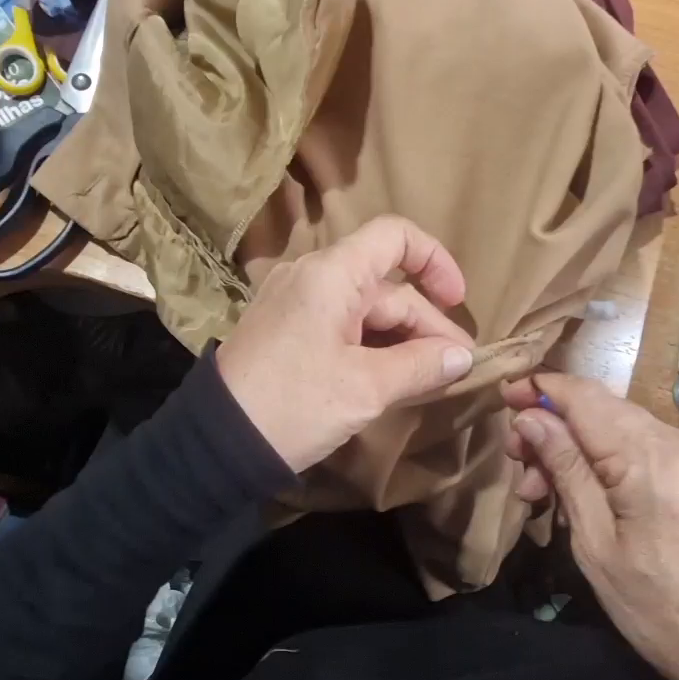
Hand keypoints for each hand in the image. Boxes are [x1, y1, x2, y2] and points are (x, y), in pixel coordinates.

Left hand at [217, 216, 476, 472]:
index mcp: (331, 274)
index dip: (435, 261)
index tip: (457, 303)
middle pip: (386, 286)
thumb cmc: (294, 405)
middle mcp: (312, 276)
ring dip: (402, 340)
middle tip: (457, 368)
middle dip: (426, 324)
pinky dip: (372, 347)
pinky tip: (394, 378)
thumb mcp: (366, 389)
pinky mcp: (286, 331)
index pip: (395, 236)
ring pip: (365, 310)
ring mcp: (295, 303)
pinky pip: (341, 326)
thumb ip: (420, 366)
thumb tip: (463, 357)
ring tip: (432, 378)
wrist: (216, 443)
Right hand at [501, 374, 678, 679]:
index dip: (540, 389)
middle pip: (602, 406)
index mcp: (653, 460)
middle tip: (518, 464)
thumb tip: (529, 418)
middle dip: (553, 424)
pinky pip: (643, 445)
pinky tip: (583, 491)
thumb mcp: (594, 544)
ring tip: (542, 490)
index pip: (585, 396)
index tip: (503, 397)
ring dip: (577, 444)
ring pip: (620, 425)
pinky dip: (607, 457)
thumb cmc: (656, 611)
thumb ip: (565, 469)